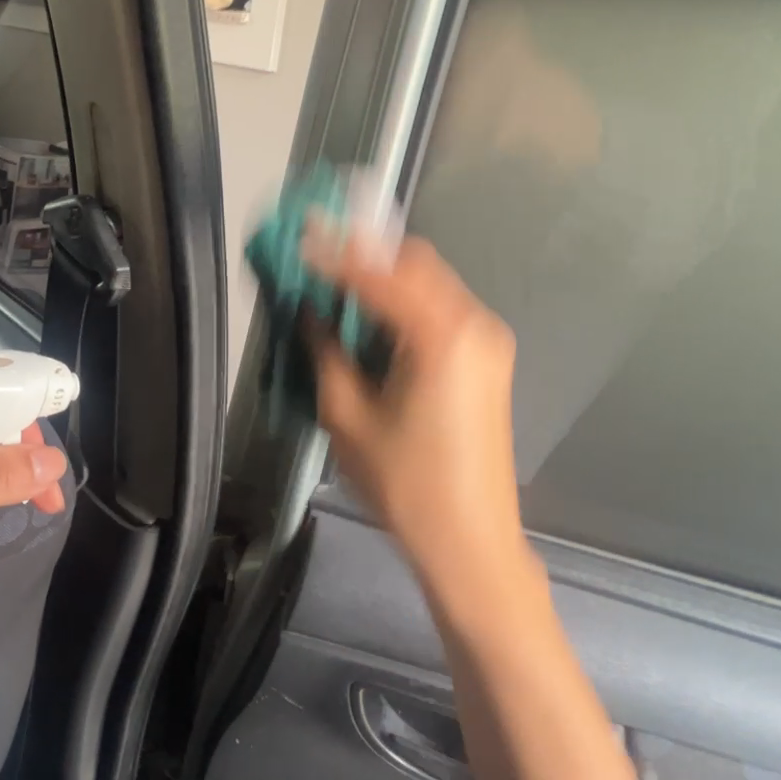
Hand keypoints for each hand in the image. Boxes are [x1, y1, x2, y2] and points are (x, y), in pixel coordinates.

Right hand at [302, 229, 523, 576]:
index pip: (378, 274)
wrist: (471, 543)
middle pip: (412, 263)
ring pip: (427, 283)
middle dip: (361, 254)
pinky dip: (399, 302)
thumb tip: (309, 312)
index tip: (295, 238)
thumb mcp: (346, 415)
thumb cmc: (406, 484)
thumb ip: (325, 350)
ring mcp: (485, 343)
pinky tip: (366, 316)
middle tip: (314, 254)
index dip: (331, 254)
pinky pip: (437, 309)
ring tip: (332, 281)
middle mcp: (473, 326)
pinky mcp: (484, 362)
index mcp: (441, 336)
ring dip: (380, 276)